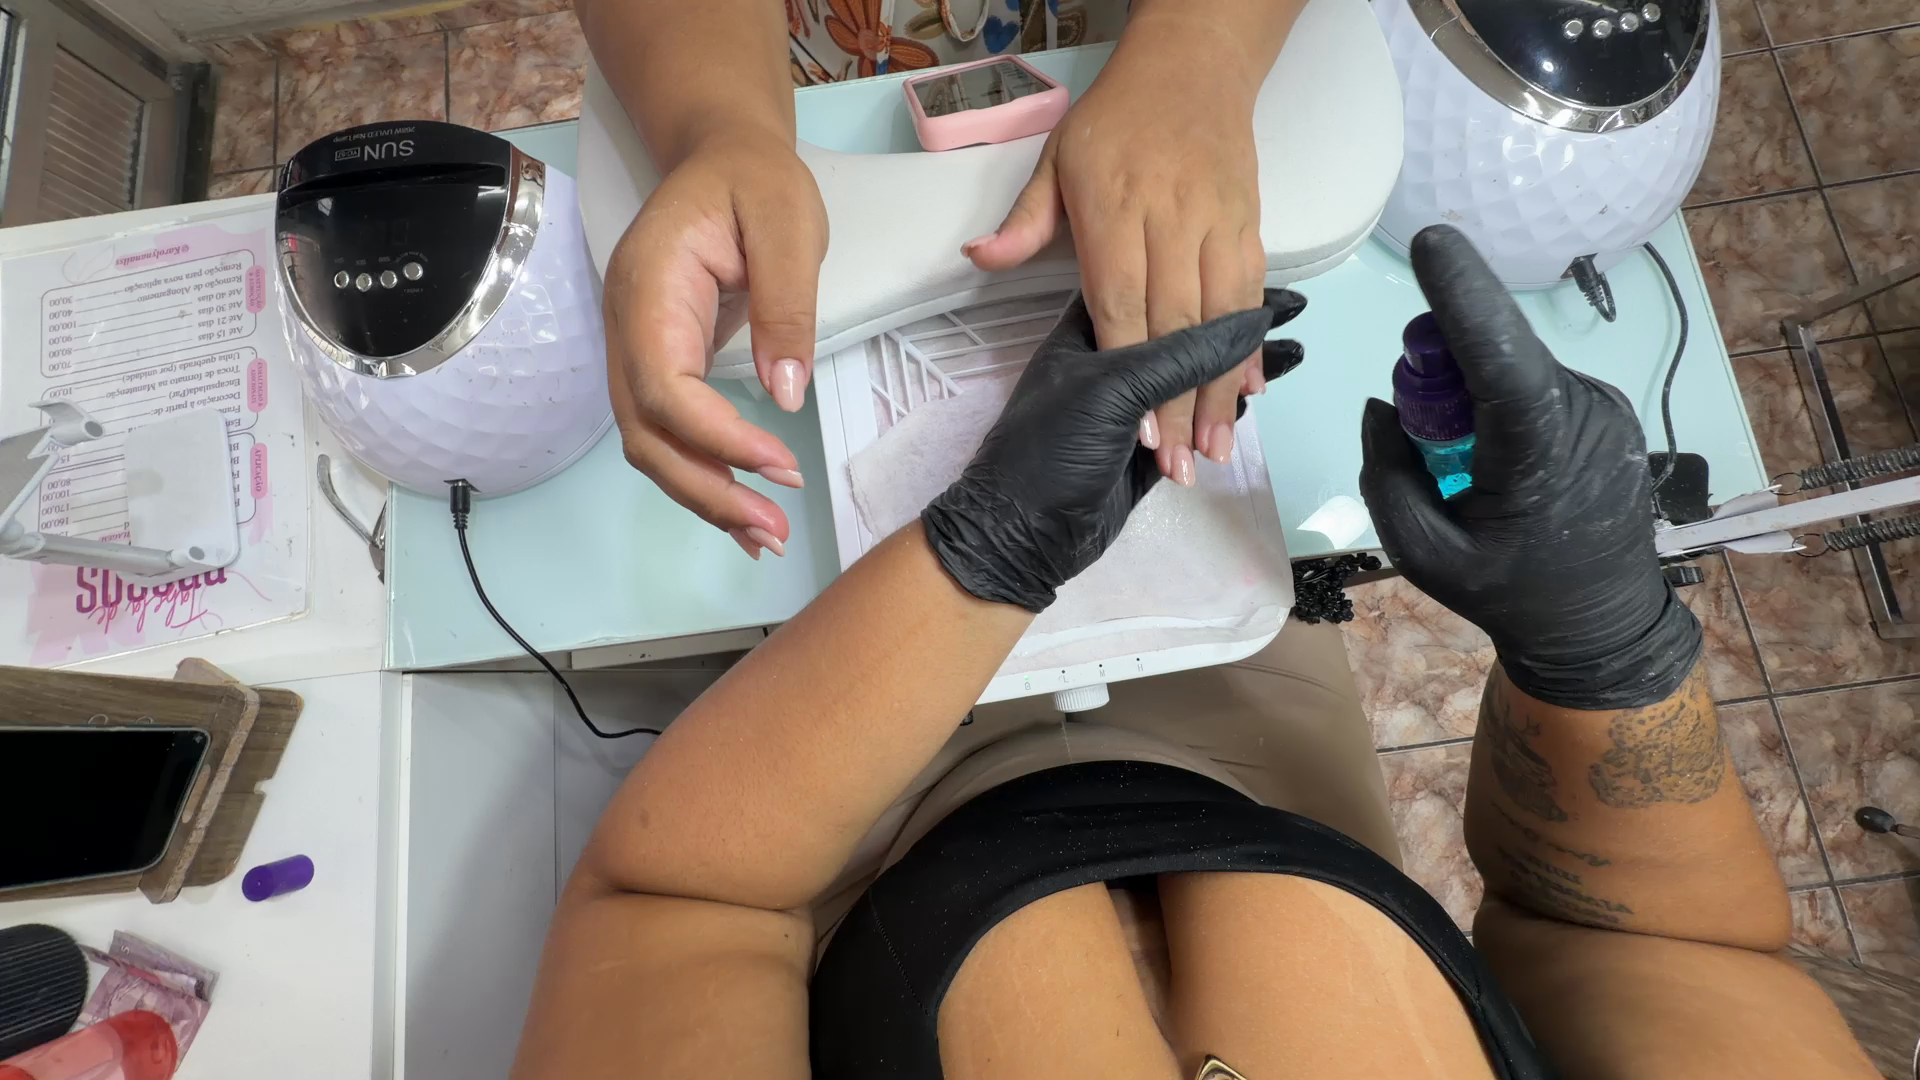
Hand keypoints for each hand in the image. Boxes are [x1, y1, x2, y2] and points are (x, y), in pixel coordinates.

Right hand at [602, 128, 827, 558]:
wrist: (722, 161)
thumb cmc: (756, 183)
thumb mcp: (787, 225)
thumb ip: (785, 306)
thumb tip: (783, 396)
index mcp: (650, 288)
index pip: (666, 388)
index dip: (719, 439)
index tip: (783, 468)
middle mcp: (628, 328)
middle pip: (648, 434)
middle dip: (709, 492)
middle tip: (774, 534)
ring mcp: (638, 349)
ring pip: (653, 445)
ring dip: (706, 498)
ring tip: (765, 537)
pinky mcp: (661, 366)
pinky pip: (670, 435)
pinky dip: (704, 479)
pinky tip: (741, 513)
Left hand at [924, 289, 1302, 611]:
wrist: (1025, 532)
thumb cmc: (1055, 445)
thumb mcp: (1115, 387)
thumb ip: (1184, 353)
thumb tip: (1254, 319)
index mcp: (1091, 330)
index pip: (1158, 290)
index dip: (1207, 284)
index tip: (1262, 276)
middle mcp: (1113, 361)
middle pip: (1184, 335)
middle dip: (1234, 329)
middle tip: (1292, 314)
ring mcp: (1130, 408)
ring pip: (1193, 381)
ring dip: (1234, 373)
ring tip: (1290, 355)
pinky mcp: (1145, 450)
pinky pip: (1192, 423)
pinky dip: (1221, 413)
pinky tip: (1252, 400)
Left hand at [963, 36, 1267, 487]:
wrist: (1194, 57)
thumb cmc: (1117, 117)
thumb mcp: (1056, 160)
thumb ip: (1025, 221)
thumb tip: (978, 257)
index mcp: (1114, 213)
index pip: (1121, 302)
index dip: (1129, 367)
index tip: (1135, 425)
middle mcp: (1170, 222)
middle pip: (1174, 325)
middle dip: (1178, 399)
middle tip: (1180, 459)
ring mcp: (1216, 223)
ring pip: (1221, 318)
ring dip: (1220, 385)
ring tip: (1218, 442)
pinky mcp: (1248, 224)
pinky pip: (1252, 292)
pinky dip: (1251, 343)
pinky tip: (1252, 386)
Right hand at [1358, 226, 1699, 710]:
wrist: (1595, 623)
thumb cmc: (1503, 591)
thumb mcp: (1419, 550)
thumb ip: (1386, 475)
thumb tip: (1383, 407)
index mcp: (1537, 452)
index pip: (1500, 359)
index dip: (1464, 297)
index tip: (1429, 243)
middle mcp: (1580, 413)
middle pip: (1494, 356)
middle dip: (1439, 370)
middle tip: (1415, 431)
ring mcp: (1600, 408)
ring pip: (1508, 369)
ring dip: (1462, 395)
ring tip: (1456, 464)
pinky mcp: (1599, 412)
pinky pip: (1524, 385)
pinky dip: (1486, 403)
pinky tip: (1485, 457)